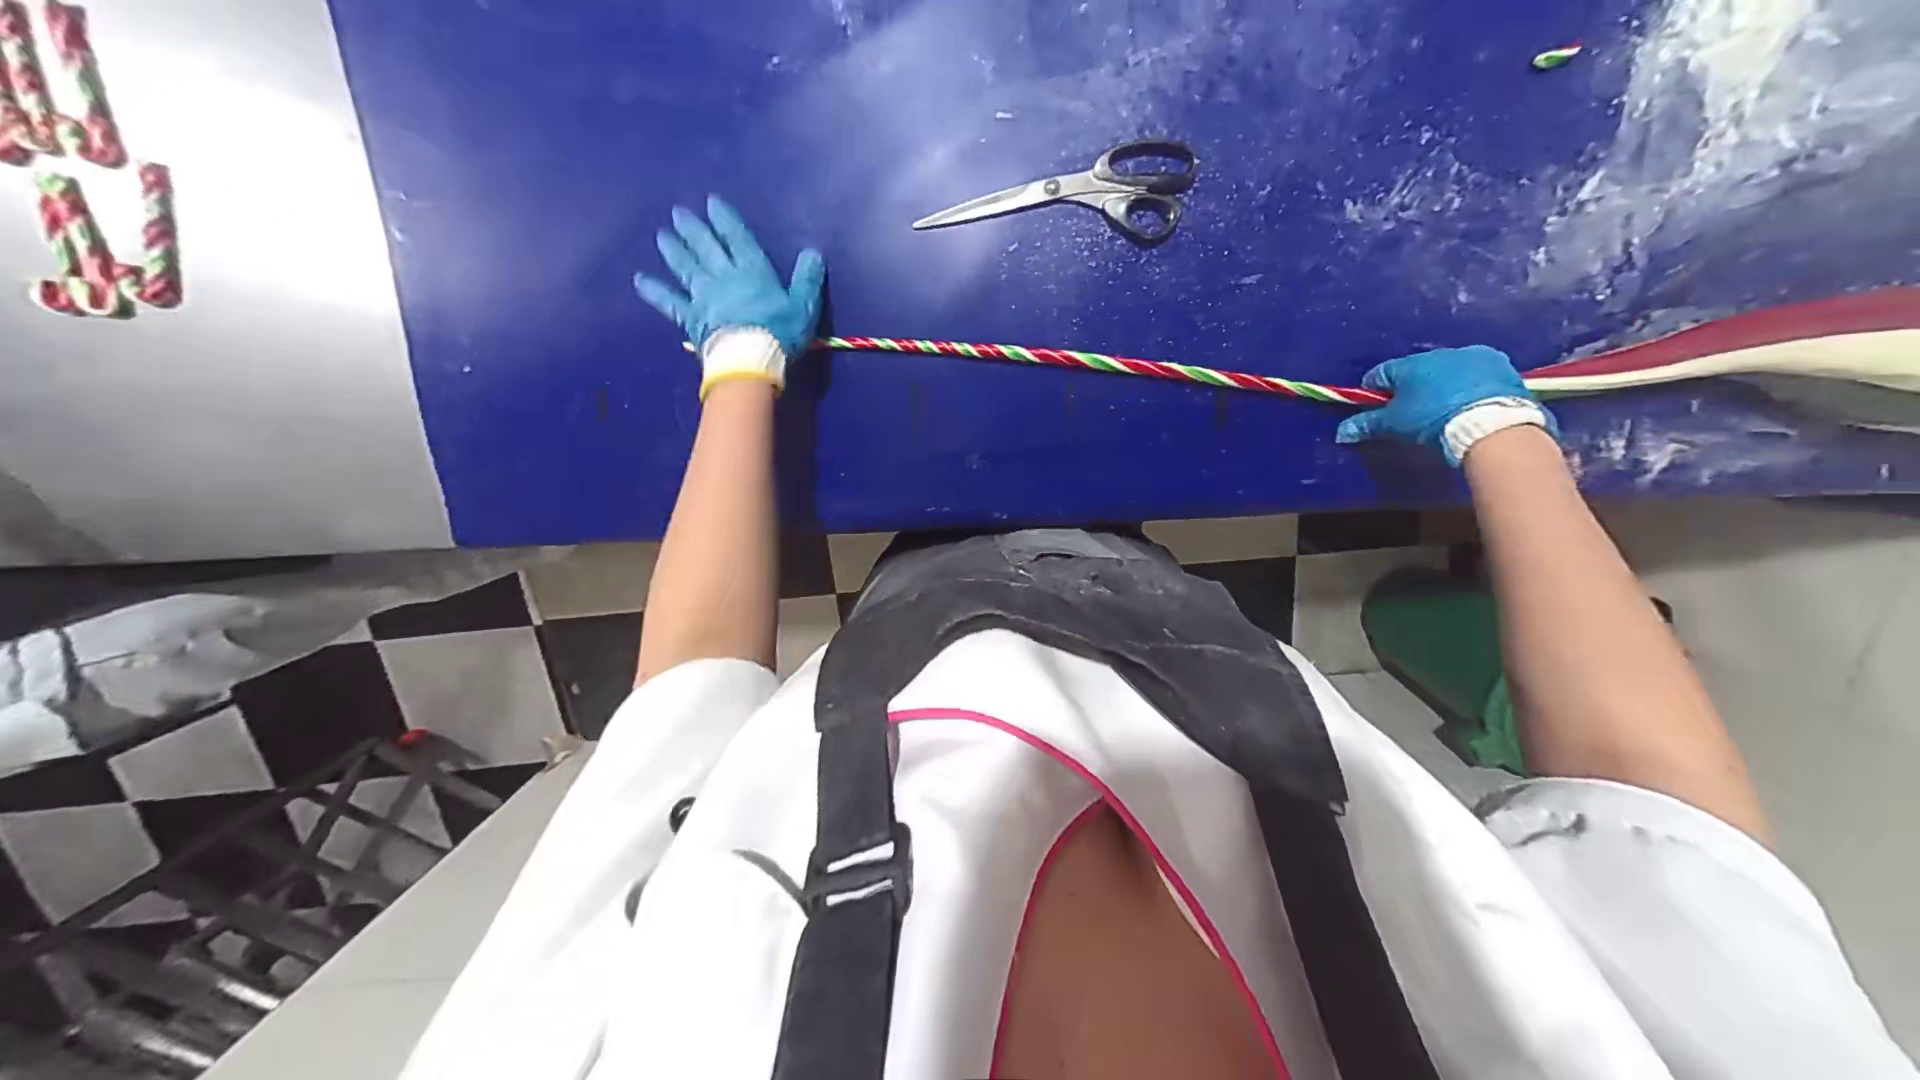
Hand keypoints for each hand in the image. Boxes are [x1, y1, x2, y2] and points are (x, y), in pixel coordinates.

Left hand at [634, 196, 824, 397]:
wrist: (751, 360)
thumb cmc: (781, 333)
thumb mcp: (804, 306)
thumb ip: (807, 279)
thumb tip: (813, 253)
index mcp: (753, 272)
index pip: (737, 239)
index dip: (725, 220)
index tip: (712, 203)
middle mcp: (725, 278)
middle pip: (706, 248)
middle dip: (693, 229)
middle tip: (678, 213)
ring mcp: (705, 297)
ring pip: (686, 267)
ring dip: (674, 251)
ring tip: (662, 236)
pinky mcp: (692, 318)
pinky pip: (670, 302)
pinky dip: (655, 291)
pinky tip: (640, 280)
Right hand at [1334, 345, 1554, 465]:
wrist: (1492, 424)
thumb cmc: (1432, 420)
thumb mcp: (1394, 425)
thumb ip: (1366, 425)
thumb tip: (1340, 432)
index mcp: (1411, 365)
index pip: (1381, 374)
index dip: (1374, 391)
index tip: (1375, 407)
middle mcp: (1441, 353)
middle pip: (1416, 370)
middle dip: (1411, 387)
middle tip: (1411, 411)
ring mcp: (1475, 356)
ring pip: (1448, 370)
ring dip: (1442, 384)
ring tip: (1443, 408)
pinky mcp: (1502, 365)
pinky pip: (1477, 374)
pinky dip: (1469, 385)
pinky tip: (1469, 404)